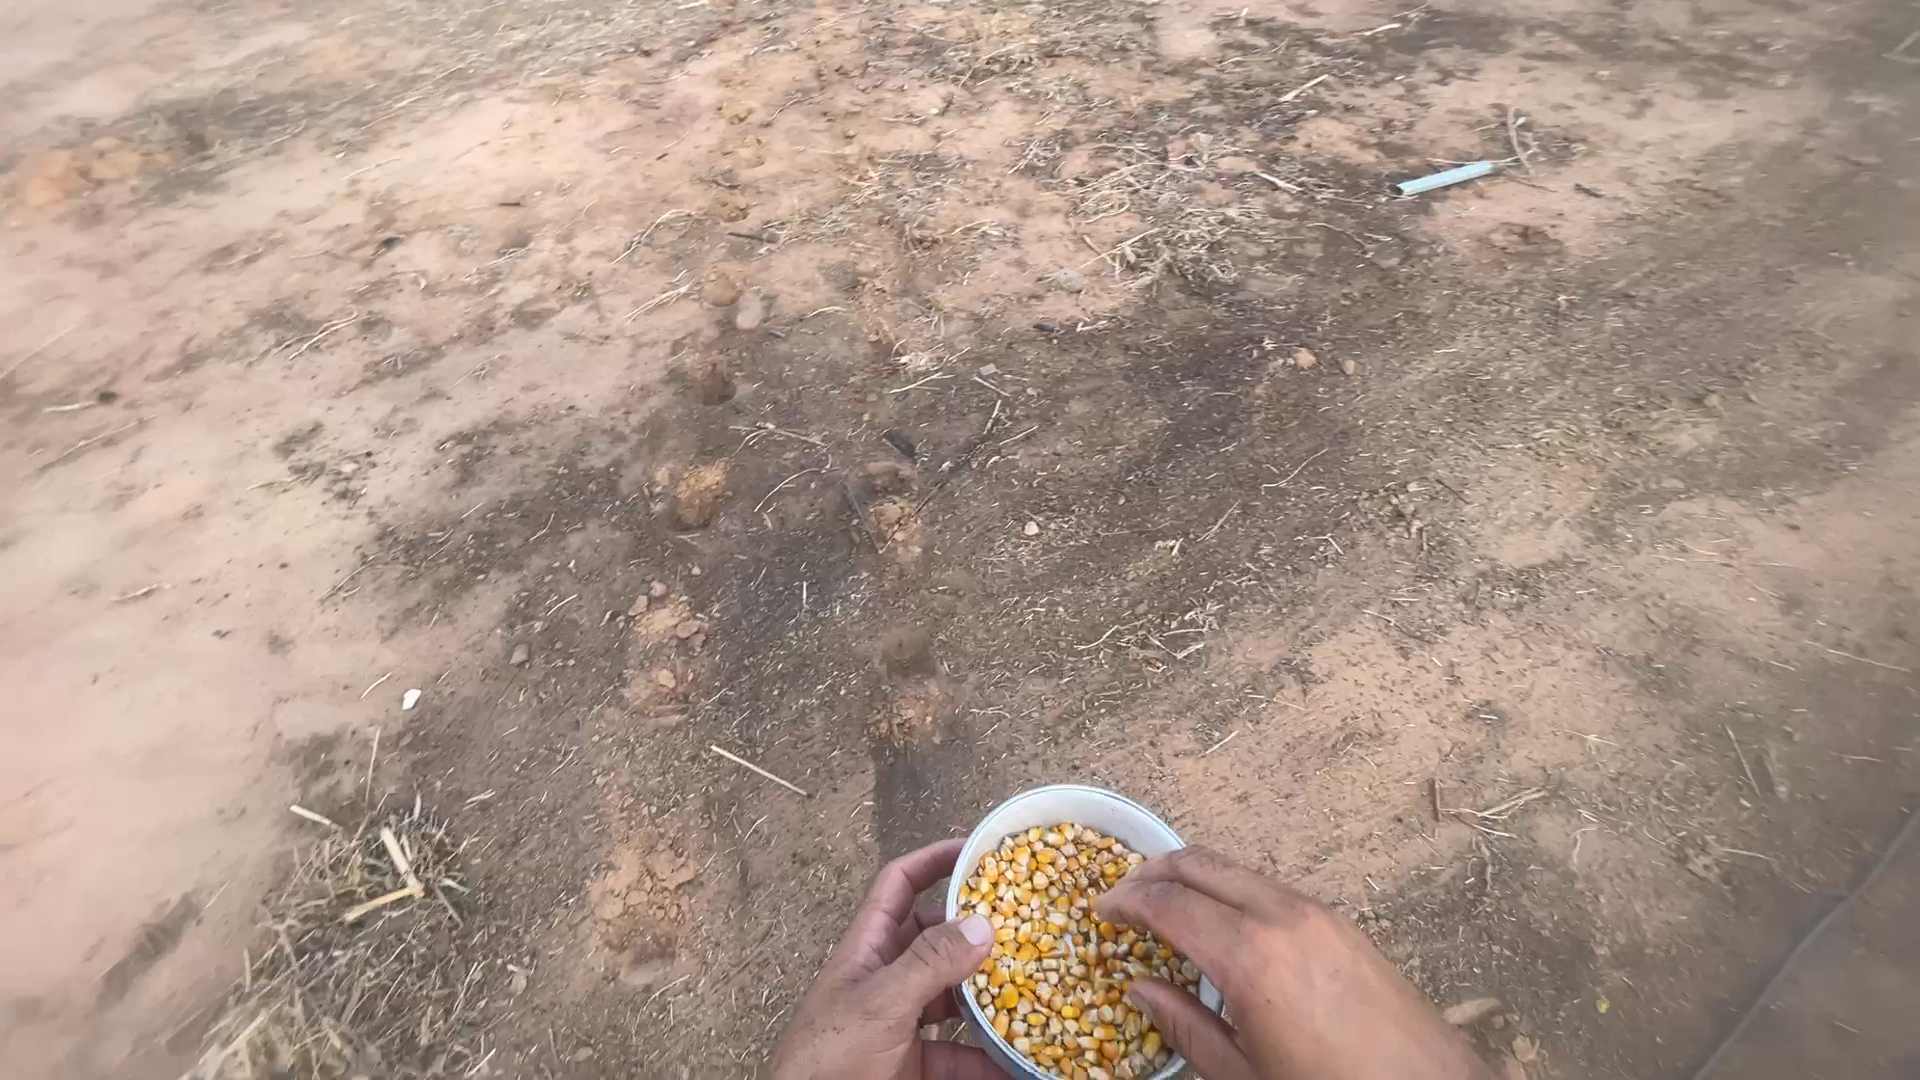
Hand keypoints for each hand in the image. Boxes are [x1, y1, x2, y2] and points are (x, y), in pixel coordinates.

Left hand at [771, 838, 1000, 1079]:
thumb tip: (982, 924)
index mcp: (869, 947)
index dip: (932, 860)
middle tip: (1022, 924)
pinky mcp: (912, 1067)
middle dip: (975, 933)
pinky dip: (988, 1060)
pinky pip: (959, 1056)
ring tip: (1033, 988)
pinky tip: (1019, 1062)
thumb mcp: (881, 1003)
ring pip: (953, 999)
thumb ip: (929, 964)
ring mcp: (900, 1025)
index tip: (975, 849)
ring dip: (988, 999)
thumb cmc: (828, 1059)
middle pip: (936, 940)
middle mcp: (887, 978)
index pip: (900, 884)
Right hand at [1095, 847, 1493, 1079]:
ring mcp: (1314, 911)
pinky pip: (1265, 885)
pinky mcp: (1340, 920)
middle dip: (1151, 871)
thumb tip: (1140, 987)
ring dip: (1190, 876)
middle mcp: (1279, 915)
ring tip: (1168, 908)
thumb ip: (1185, 1027)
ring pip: (1231, 867)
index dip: (1126, 901)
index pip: (1167, 904)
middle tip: (1124, 897)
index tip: (1101, 911)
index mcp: (1250, 958)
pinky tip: (1222, 925)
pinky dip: (1227, 889)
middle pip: (1196, 862)